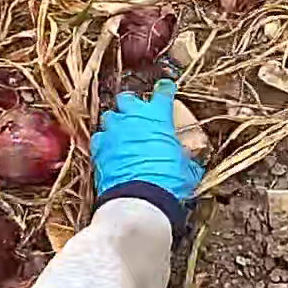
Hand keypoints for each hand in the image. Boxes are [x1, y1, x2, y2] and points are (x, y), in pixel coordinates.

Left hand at [92, 79, 202, 202]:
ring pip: (110, 117)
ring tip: (123, 135)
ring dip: (116, 123)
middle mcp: (133, 118)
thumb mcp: (186, 167)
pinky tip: (111, 151)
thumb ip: (185, 156)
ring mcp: (112, 131)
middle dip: (132, 105)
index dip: (165, 89)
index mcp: (158, 116)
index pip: (162, 93)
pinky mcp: (98, 147)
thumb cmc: (168, 180)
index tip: (166, 88)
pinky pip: (99, 138)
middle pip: (127, 99)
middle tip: (138, 115)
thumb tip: (189, 158)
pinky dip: (105, 142)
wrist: (140, 199)